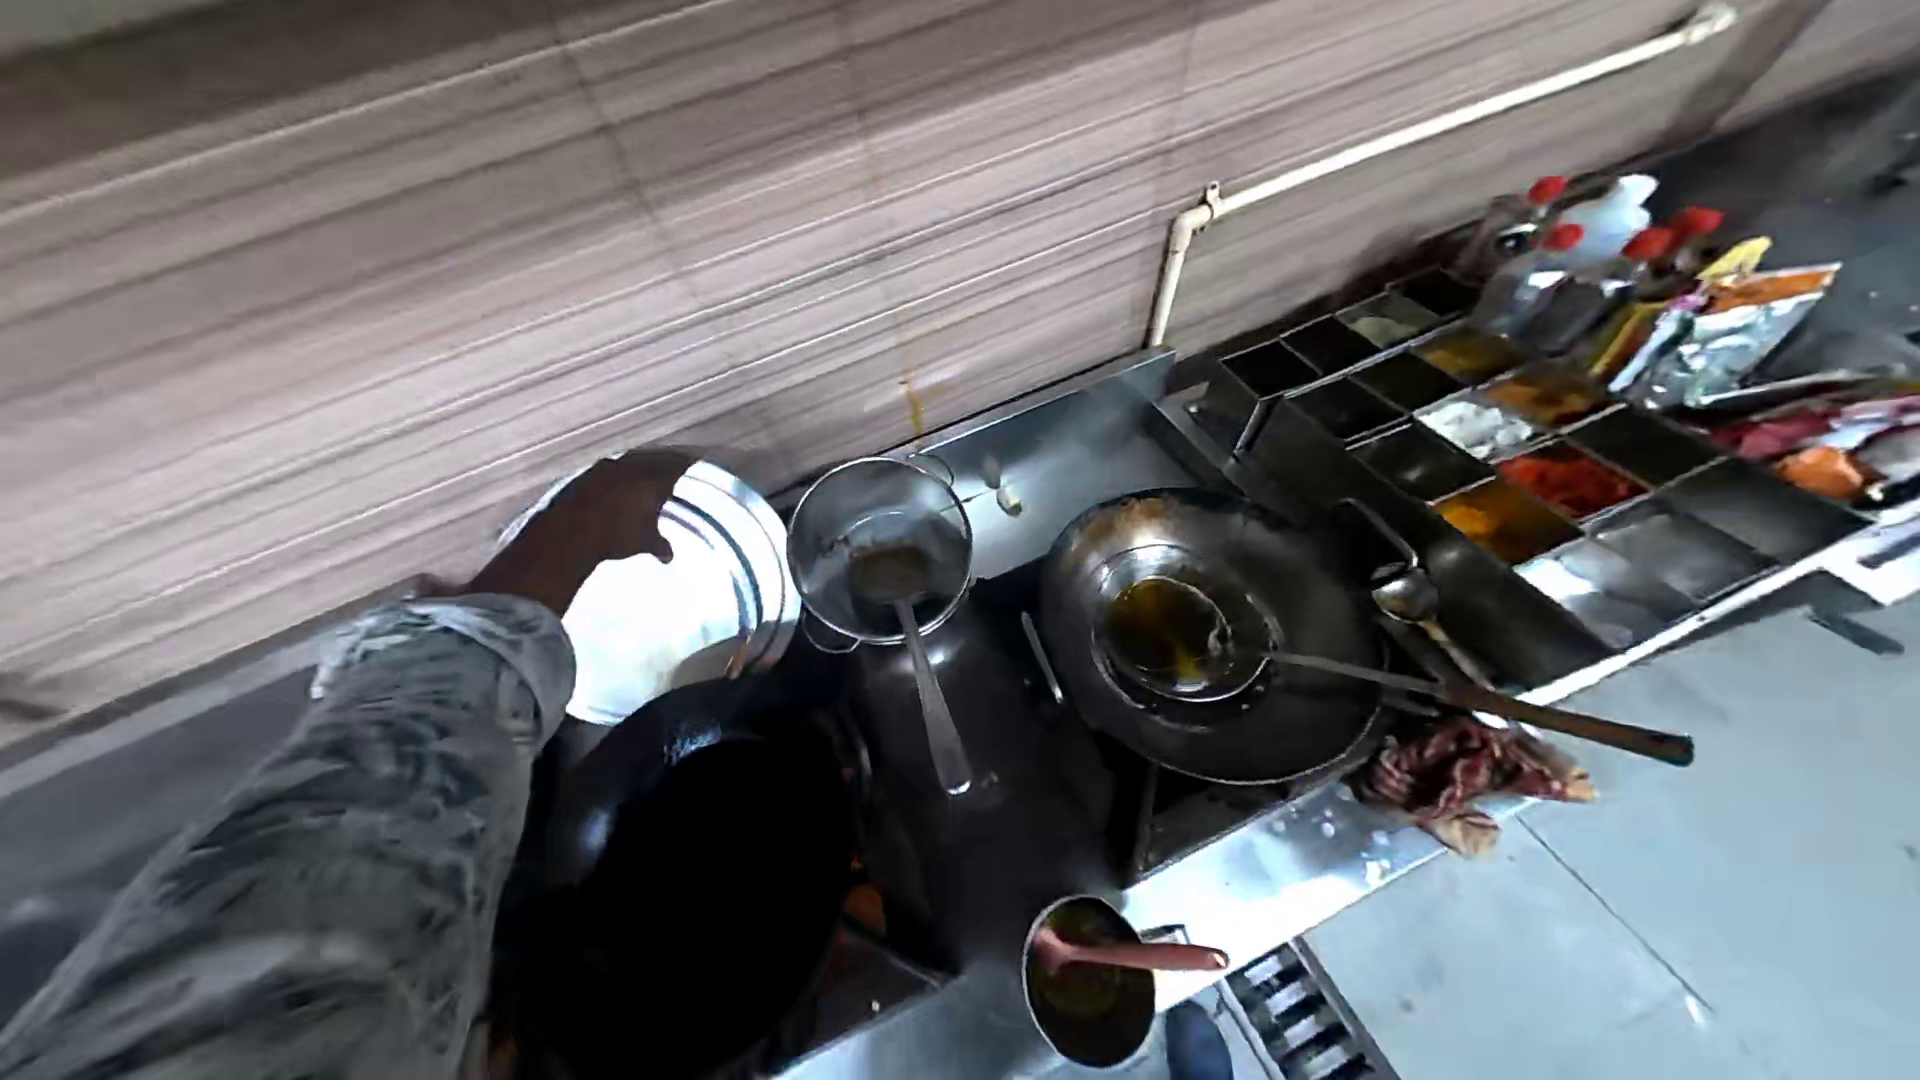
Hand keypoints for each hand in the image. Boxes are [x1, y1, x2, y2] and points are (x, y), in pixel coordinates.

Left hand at [468, 450, 693, 614]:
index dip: (686, 463)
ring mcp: (605, 469)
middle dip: (664, 460)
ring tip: (645, 469)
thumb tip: (668, 556)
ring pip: (630, 460)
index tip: (693, 461)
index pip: (676, 465)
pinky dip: (617, 472)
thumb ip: (659, 545)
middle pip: (654, 458)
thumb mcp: (644, 543)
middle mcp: (630, 469)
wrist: (569, 535)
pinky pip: (608, 468)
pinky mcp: (584, 476)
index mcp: (652, 481)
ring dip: (639, 463)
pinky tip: (617, 480)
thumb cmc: (615, 536)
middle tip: (673, 461)